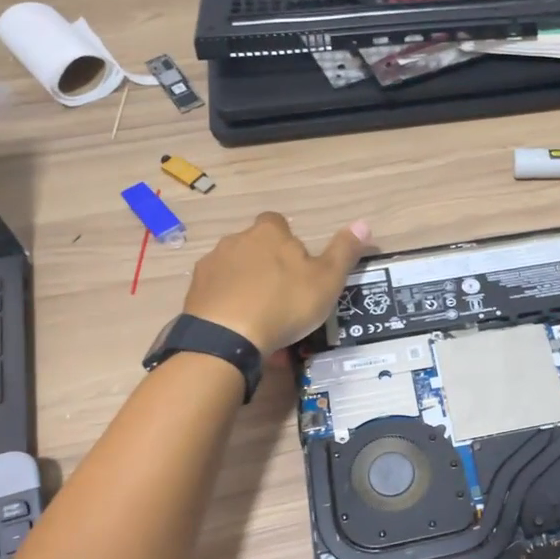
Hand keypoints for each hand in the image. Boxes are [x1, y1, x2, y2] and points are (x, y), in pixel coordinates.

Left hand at [183, 213, 371, 353]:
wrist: (227, 336)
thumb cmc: (284, 304)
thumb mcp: (327, 280)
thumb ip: (344, 251)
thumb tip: (364, 223)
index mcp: (269, 233)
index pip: (279, 223)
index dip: (289, 242)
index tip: (299, 267)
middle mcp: (236, 240)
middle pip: (255, 245)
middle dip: (267, 263)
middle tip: (283, 294)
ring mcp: (212, 264)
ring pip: (234, 267)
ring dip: (246, 282)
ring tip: (260, 313)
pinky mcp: (195, 290)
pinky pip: (217, 290)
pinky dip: (227, 301)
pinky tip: (239, 324)